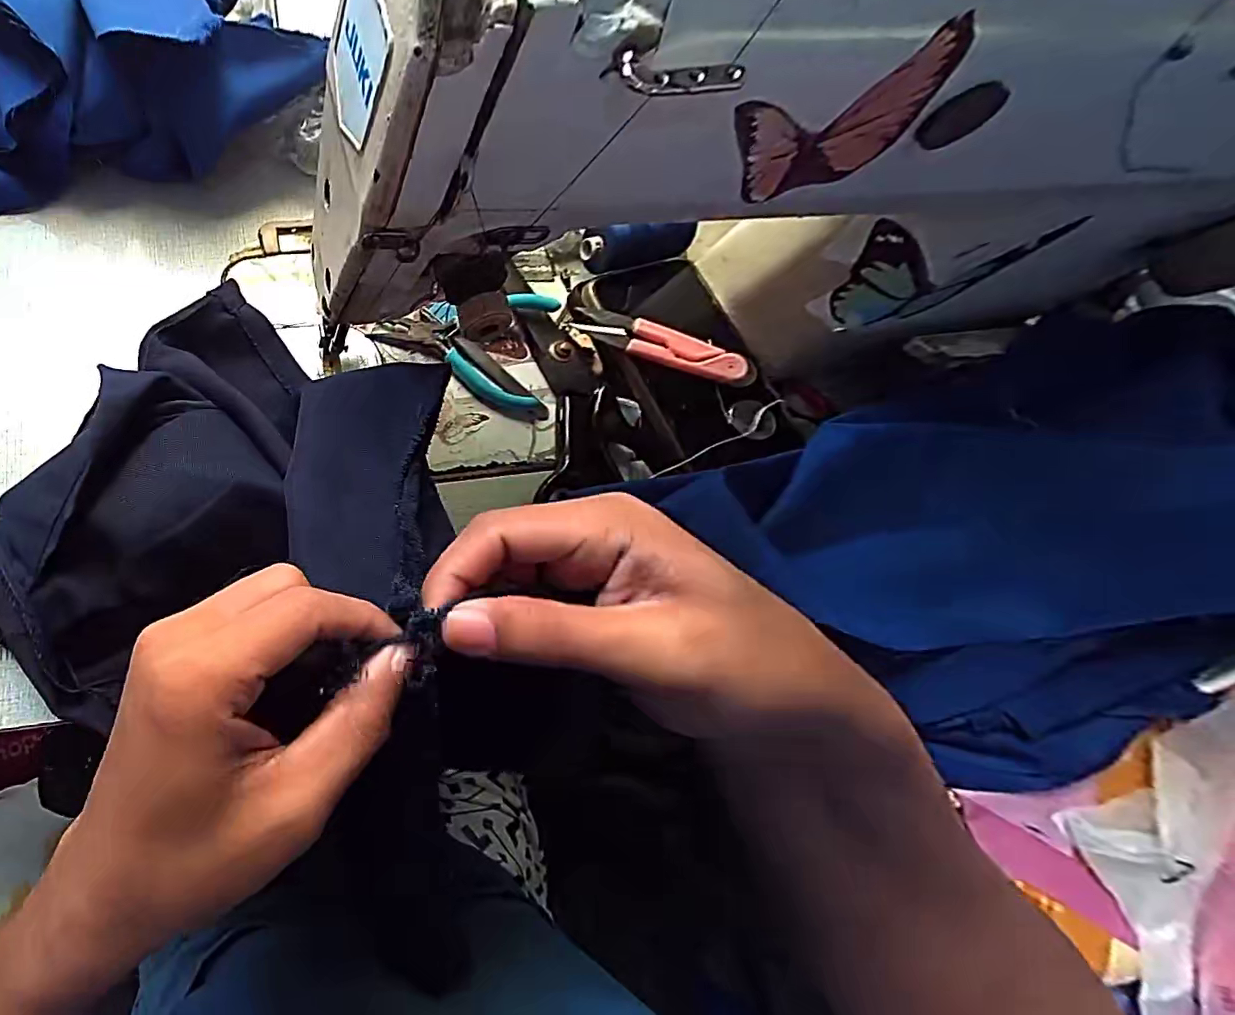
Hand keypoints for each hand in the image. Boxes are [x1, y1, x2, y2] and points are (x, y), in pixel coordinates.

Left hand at [0, 564, 409, 1012]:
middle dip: (331, 618)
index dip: (360, 618)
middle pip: (279, 583)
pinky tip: (282, 682)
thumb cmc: (197, 860)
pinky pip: (236, 610)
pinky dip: (273, 631)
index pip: (300, 606)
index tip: (399, 653)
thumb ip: (354, 724)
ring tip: (326, 681)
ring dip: (303, 623)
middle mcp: (176, 632)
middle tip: (359, 675)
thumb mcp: (293, 806)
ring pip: (259, 590)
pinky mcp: (162, 644)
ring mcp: (163, 634)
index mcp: (200, 670)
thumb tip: (397, 658)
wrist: (106, 882)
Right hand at [424, 494, 899, 743]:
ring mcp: (583, 562)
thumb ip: (544, 632)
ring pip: (502, 574)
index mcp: (604, 522)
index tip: (431, 629)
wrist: (803, 713)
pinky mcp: (582, 595)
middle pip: (494, 548)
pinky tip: (486, 649)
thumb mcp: (644, 650)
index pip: (500, 531)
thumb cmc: (743, 670)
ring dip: (475, 608)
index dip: (455, 572)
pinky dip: (497, 622)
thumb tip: (450, 626)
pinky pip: (521, 598)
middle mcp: (585, 531)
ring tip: (453, 653)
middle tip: (436, 649)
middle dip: (459, 591)